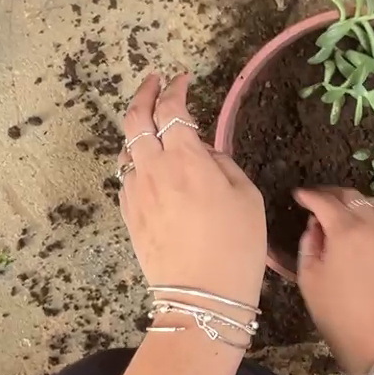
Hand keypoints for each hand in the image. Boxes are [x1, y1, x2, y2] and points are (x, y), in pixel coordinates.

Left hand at [118, 74, 266, 311]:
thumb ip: (223, 163)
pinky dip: (136, 162)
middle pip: (135, 118)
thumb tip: (204, 152)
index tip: (182, 77)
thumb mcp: (247, 196)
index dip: (176, 88)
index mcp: (185, 158)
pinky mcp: (129, 215)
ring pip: (127, 148)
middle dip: (144, 93)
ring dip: (137, 130)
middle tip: (154, 81)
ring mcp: (136, 193)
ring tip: (151, 126)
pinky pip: (127, 177)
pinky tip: (149, 168)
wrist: (203, 297)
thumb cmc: (236, 246)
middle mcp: (153, 169)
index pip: (172, 109)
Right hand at [293, 187, 373, 374]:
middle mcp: (372, 227)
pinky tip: (356, 225)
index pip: (325, 202)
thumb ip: (309, 243)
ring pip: (370, 205)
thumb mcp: (309, 278)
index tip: (298, 196)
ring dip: (351, 202)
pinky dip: (367, 214)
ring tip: (336, 209)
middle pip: (351, 197)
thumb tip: (315, 225)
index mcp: (346, 231)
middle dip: (331, 194)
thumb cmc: (336, 313)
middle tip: (315, 199)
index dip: (309, 196)